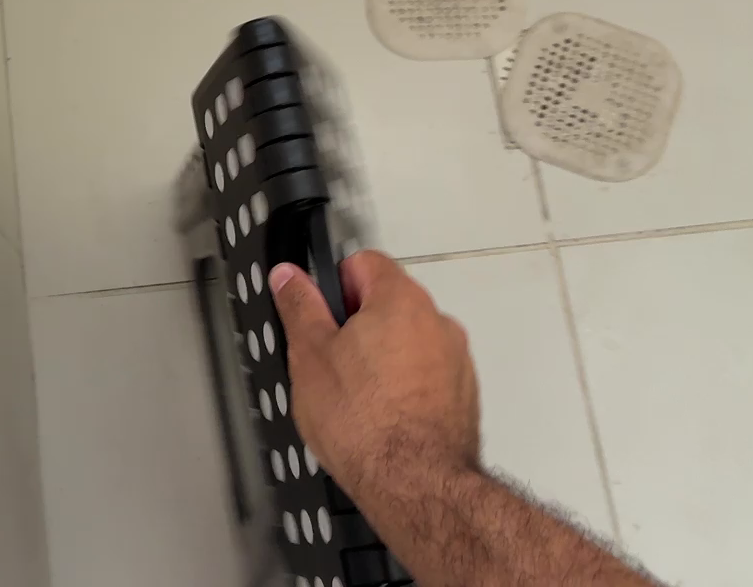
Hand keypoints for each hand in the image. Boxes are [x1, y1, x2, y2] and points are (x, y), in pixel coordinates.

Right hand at [268, 251, 480, 509]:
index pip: (363, 262)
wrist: (417, 490)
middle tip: (328, 358)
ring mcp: (456, 361)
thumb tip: (288, 274)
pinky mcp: (464, 397)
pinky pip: (423, 372)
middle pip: (385, 300)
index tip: (320, 315)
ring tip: (352, 393)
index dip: (334, 284)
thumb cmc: (362, 419)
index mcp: (400, 299)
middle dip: (355, 322)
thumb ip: (298, 303)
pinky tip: (380, 414)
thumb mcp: (308, 352)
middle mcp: (437, 321)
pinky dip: (402, 383)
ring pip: (404, 339)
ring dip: (379, 354)